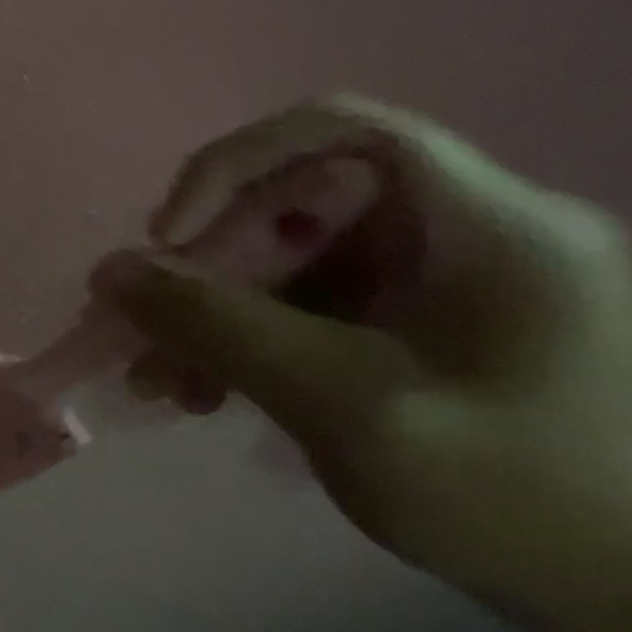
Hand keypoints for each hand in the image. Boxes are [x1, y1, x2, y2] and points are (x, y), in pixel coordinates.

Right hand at [91, 94, 631, 631]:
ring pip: (301, 267)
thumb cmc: (520, 500)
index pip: (338, 131)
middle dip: (207, 270)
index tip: (168, 243)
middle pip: (304, 208)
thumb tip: (111, 270)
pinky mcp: (439, 335)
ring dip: (220, 316)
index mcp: (483, 222)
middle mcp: (470, 234)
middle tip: (141, 340)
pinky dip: (257, 345)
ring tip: (162, 384)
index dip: (233, 167)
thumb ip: (223, 329)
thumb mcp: (347, 407)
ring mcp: (455, 288)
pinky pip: (323, 313)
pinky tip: (212, 395)